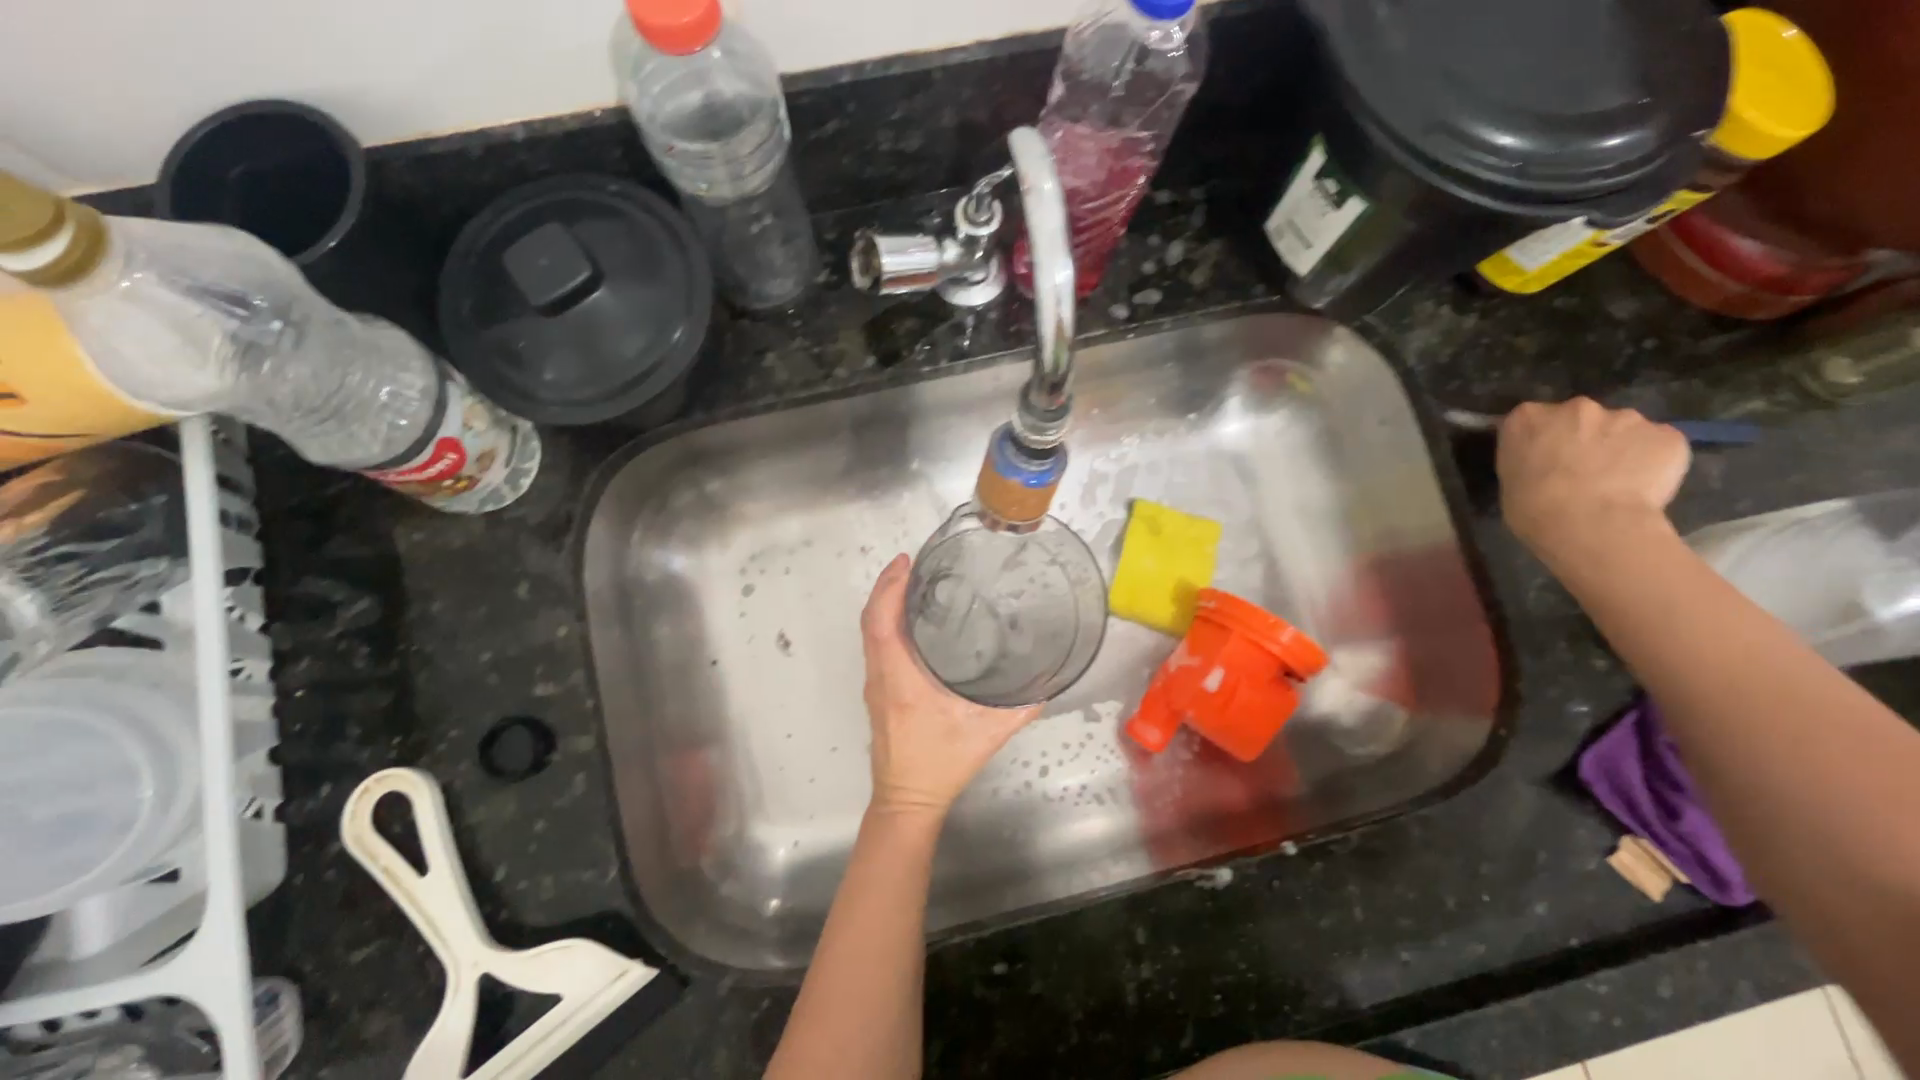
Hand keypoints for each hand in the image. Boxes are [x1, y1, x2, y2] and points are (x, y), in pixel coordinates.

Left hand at [859, 554, 1040, 816]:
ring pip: (870, 634)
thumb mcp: (986, 735)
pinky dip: (886, 623)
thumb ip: (1018, 708)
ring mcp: (875, 686)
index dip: (889, 589)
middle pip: (871, 622)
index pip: (881, 624)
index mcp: (899, 681)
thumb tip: (1048, 682)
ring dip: (885, 605)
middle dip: (887, 587)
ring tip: (912, 583)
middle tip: (912, 563)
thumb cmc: (941, 766)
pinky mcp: (878, 694)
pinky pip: (876, 647)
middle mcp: (880, 678)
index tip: (905, 563)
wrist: (906, 801)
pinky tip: (912, 619)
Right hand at [1498, 398, 1690, 564]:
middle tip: (1583, 474)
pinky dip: (1655, 462)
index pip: (1532, 422)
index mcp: (1528, 418)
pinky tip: (1645, 489)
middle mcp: (1577, 407)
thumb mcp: (1510, 485)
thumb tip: (1545, 466)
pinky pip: (1660, 445)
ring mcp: (1626, 417)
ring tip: (1618, 485)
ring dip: (1620, 449)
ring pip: (1624, 430)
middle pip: (1581, 418)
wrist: (1591, 525)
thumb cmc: (1535, 511)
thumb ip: (1528, 463)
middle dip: (1583, 439)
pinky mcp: (1666, 435)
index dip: (1541, 443)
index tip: (1544, 463)